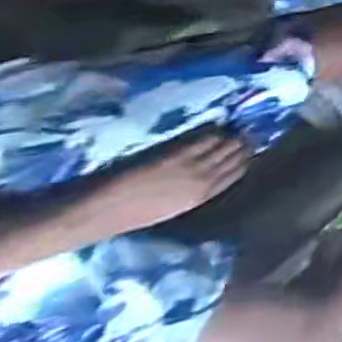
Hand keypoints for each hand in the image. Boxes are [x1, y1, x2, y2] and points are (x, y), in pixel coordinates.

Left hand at [95, 134, 250, 230]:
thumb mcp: (169, 208)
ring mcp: (191, 168)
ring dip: (233, 135)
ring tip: (235, 127)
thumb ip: (193, 191)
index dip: (245, 158)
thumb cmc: (126, 215)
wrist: (92, 214)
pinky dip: (212, 132)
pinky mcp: (176, 156)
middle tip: (248, 133)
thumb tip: (212, 173)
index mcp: (202, 196)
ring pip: (227, 145)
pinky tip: (214, 126)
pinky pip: (206, 140)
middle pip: (236, 156)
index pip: (237, 171)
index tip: (249, 148)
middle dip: (244, 144)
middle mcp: (204, 180)